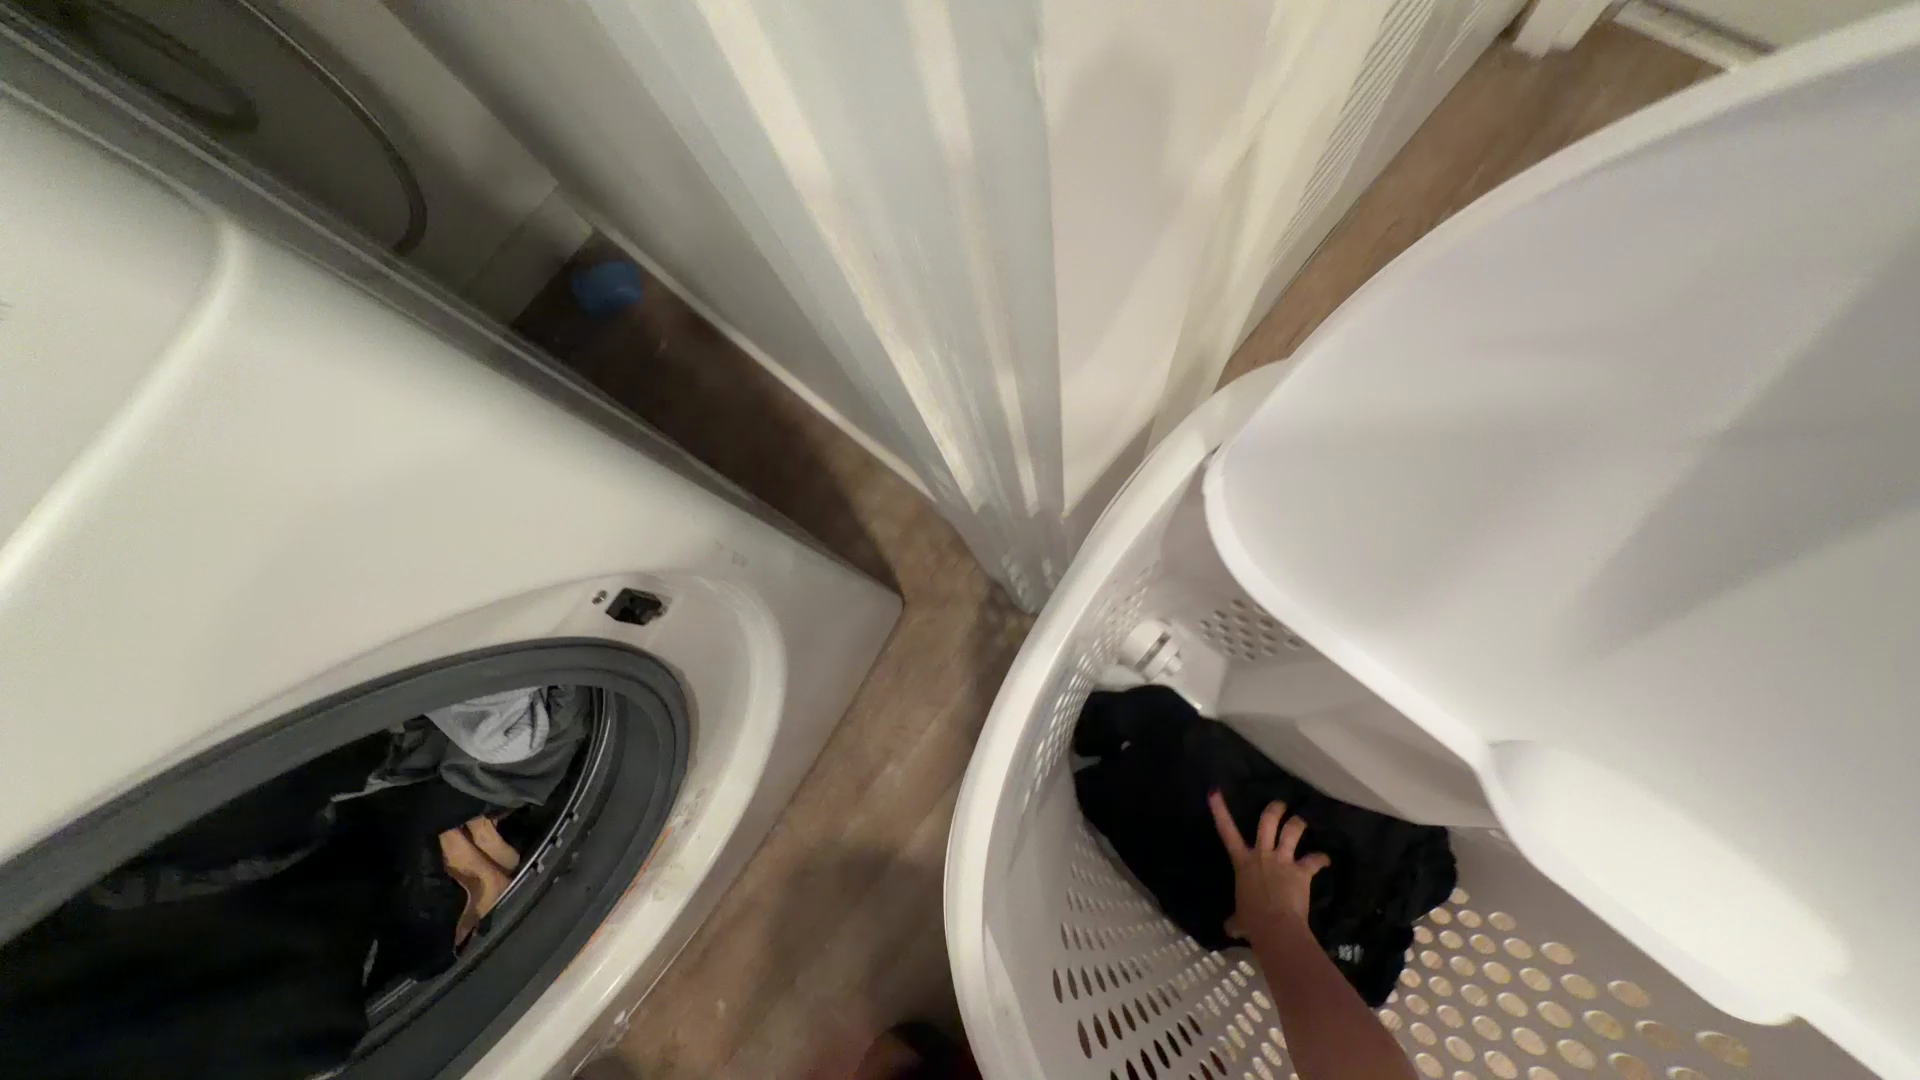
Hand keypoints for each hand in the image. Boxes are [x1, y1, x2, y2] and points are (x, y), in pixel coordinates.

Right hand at [1210, 791, 1330, 943]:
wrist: (1274, 926)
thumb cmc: (1252, 921)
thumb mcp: (1239, 920)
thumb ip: (1235, 920)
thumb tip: (1230, 928)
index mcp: (1242, 862)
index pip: (1226, 831)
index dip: (1220, 810)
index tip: (1215, 791)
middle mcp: (1261, 855)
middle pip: (1267, 822)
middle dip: (1274, 809)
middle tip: (1280, 804)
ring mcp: (1282, 861)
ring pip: (1291, 832)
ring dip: (1297, 823)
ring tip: (1301, 820)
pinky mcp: (1301, 871)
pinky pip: (1314, 860)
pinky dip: (1321, 859)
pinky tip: (1325, 859)